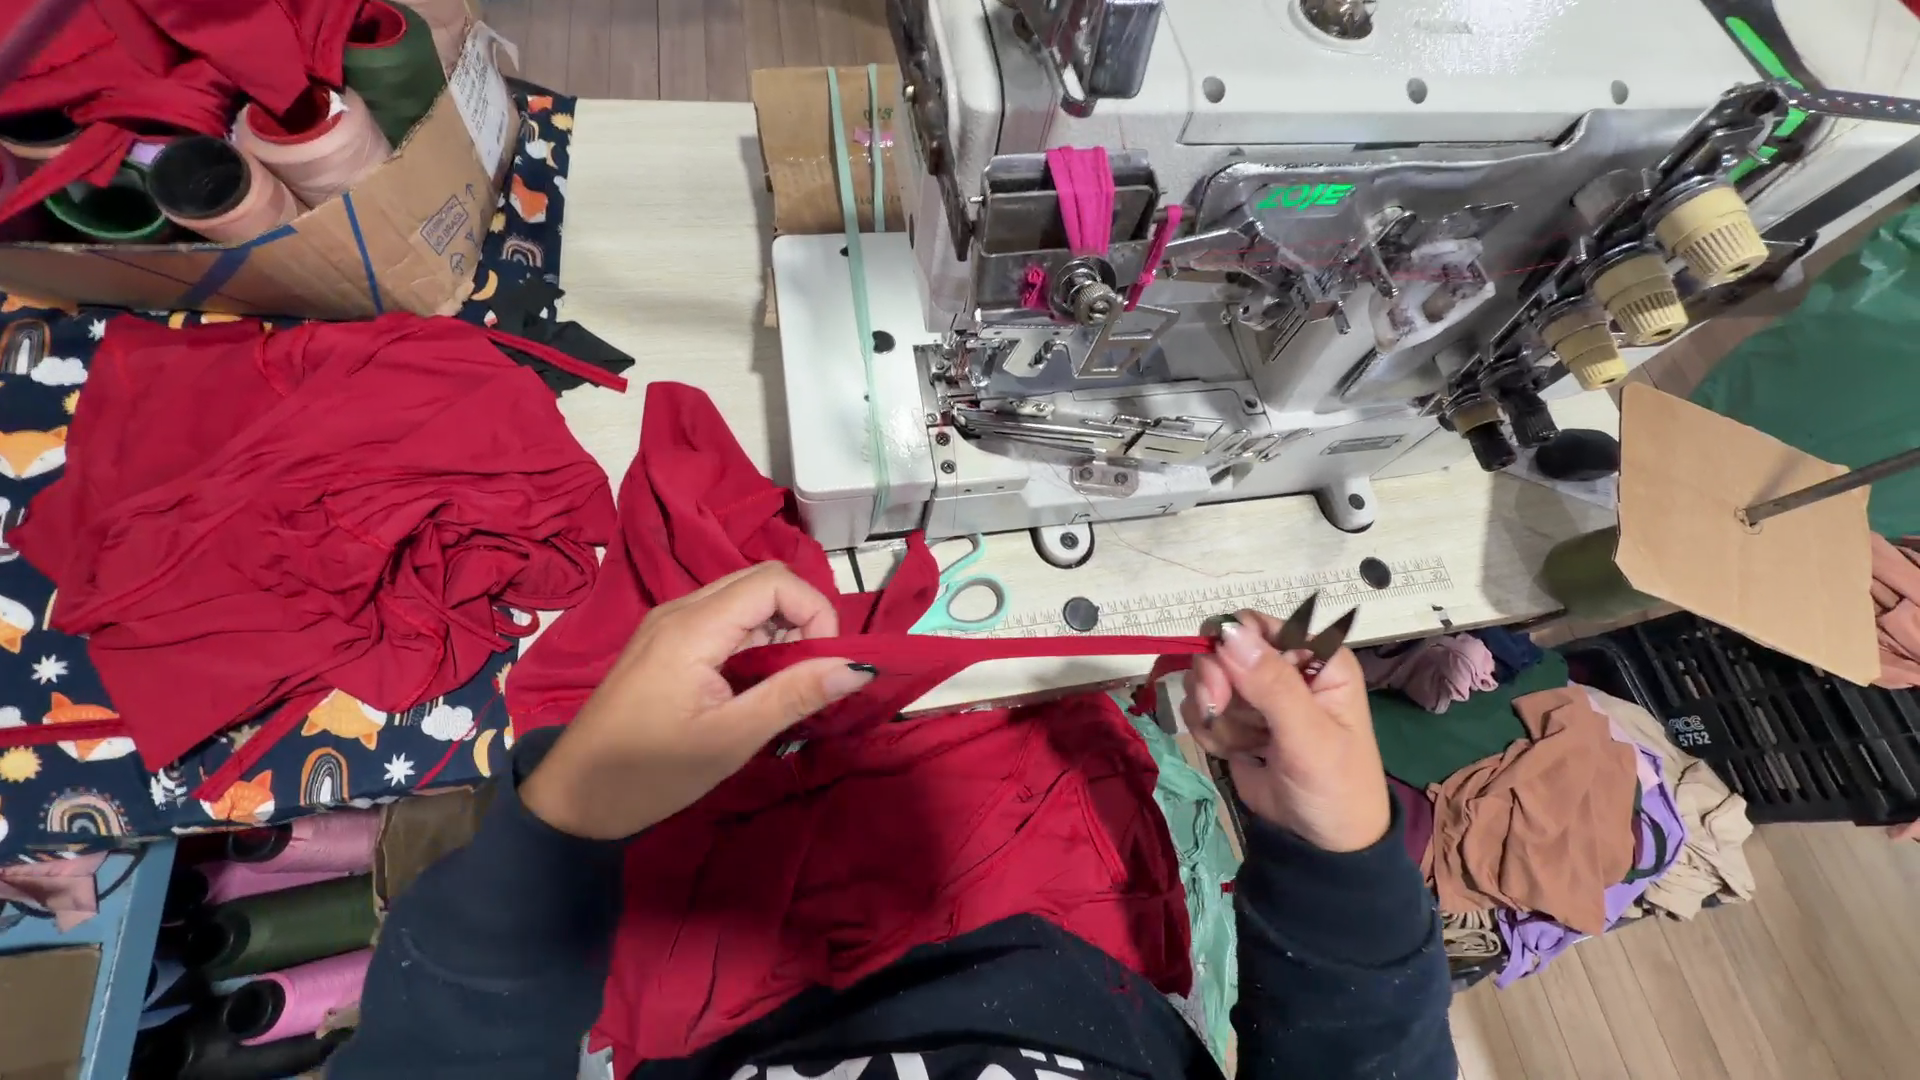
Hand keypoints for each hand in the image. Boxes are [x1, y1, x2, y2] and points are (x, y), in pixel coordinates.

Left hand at [519, 563, 873, 839]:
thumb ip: (795, 695)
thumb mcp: (731, 739)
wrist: (571, 800)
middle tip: (810, 672)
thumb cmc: (650, 774)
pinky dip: (757, 641)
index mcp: (693, 627)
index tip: (826, 662)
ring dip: (781, 631)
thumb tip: (858, 667)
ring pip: (747, 599)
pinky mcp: (668, 641)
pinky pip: (727, 620)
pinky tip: (755, 684)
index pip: (775, 582)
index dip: (815, 611)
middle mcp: (681, 609)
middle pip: (763, 581)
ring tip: (784, 685)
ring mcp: (671, 623)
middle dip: (802, 617)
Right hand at [1181, 610, 1390, 852]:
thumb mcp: (1308, 737)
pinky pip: (1198, 707)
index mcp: (1314, 658)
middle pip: (1219, 649)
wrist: (1319, 845)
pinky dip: (1208, 732)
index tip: (1222, 682)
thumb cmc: (1334, 787)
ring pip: (1203, 678)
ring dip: (1212, 715)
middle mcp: (1283, 667)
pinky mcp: (1234, 717)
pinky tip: (1234, 752)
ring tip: (1240, 744)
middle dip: (1214, 685)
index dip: (1229, 647)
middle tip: (1219, 713)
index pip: (1253, 625)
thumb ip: (1271, 684)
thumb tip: (1227, 631)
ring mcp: (1255, 692)